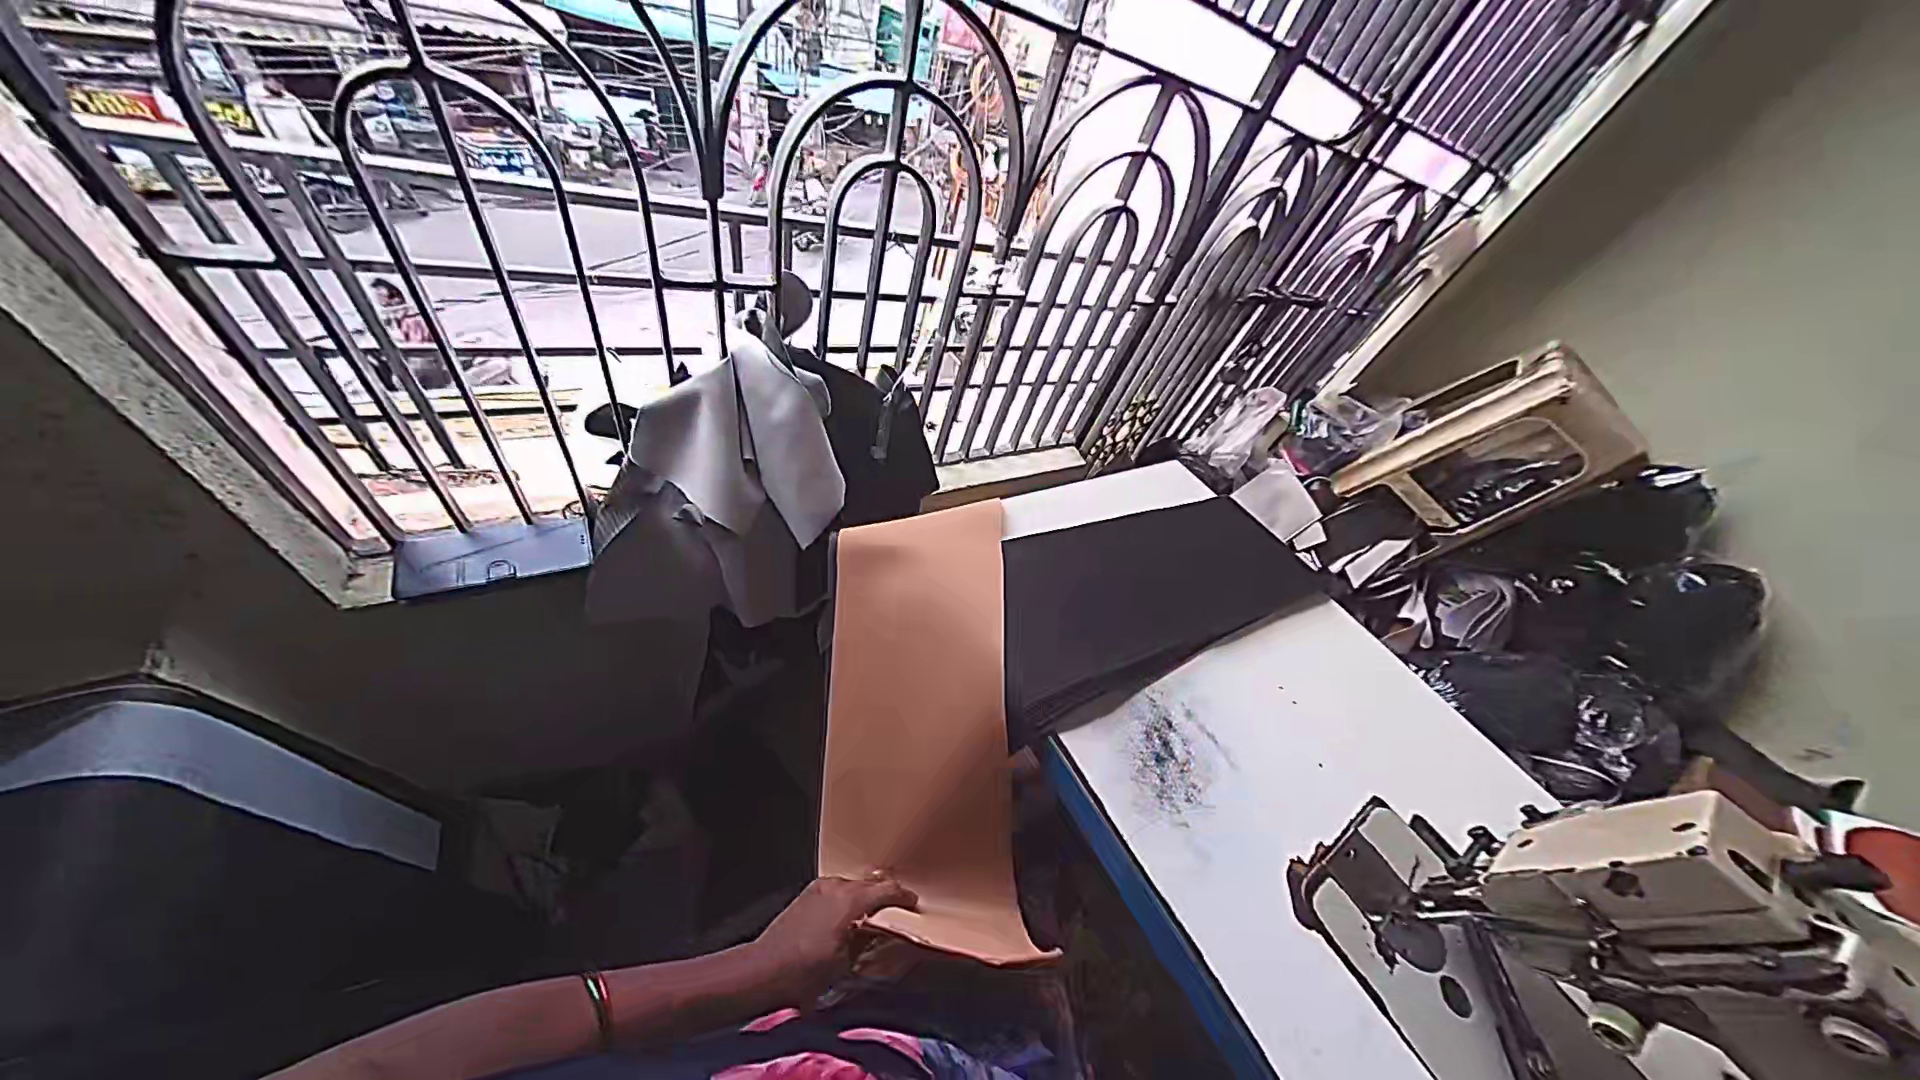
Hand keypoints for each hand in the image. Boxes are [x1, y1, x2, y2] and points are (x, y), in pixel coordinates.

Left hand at [752, 873, 917, 1004]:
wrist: (764, 969)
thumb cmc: (804, 972)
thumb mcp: (845, 963)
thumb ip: (867, 941)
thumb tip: (879, 934)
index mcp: (851, 900)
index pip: (886, 890)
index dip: (903, 896)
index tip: (912, 902)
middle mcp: (836, 886)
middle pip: (870, 883)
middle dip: (884, 894)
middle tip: (896, 907)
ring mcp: (820, 887)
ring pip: (852, 885)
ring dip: (864, 895)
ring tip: (871, 912)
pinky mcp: (808, 893)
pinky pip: (836, 889)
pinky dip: (847, 897)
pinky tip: (846, 915)